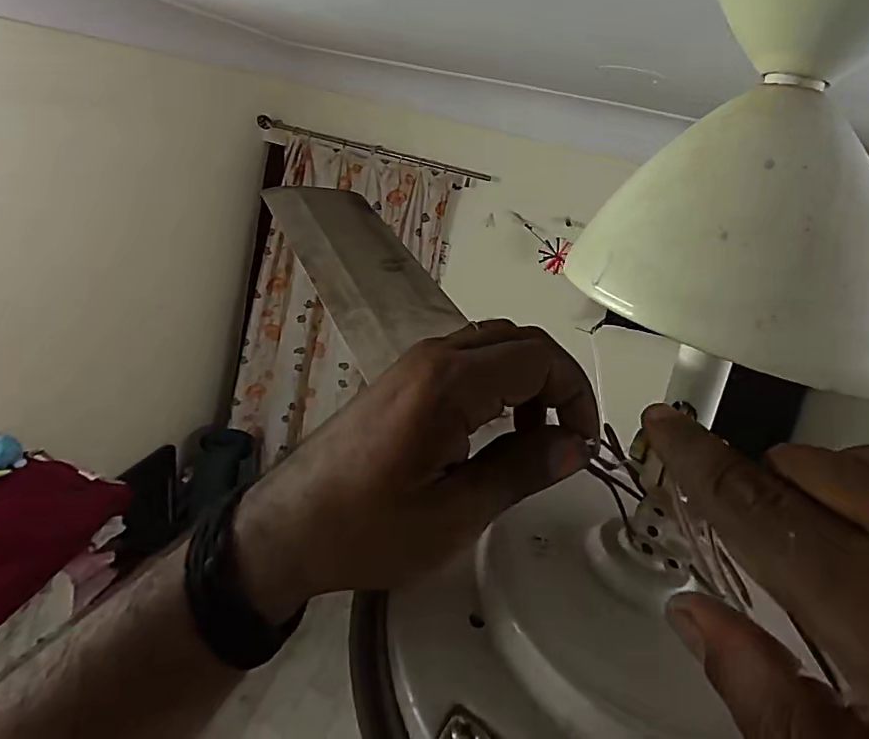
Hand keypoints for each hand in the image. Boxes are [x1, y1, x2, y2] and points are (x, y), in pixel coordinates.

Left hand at [229, 321, 598, 621]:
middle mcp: (436, 354)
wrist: (287, 527)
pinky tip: (494, 426)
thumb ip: (521, 470)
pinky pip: (471, 355)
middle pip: (521, 340)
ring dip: (529, 378)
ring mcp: (418, 359)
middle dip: (558, 381)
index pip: (538, 358)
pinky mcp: (406, 372)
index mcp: (450, 382)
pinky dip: (500, 378)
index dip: (574, 394)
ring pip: (497, 342)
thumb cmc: (368, 529)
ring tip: (534, 437)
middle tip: (566, 438)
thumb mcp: (455, 515)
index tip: (581, 444)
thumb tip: (576, 445)